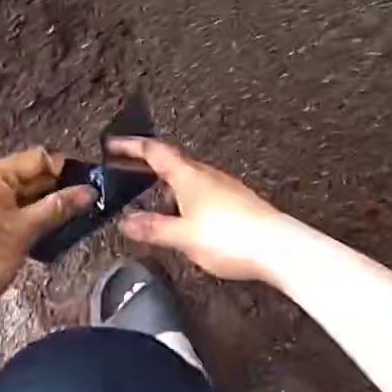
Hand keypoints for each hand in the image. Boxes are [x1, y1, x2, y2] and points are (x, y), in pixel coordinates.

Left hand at [0, 148, 94, 333]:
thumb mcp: (23, 234)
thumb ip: (58, 208)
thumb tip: (89, 191)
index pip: (39, 158)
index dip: (67, 171)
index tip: (93, 187)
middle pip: (30, 178)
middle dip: (58, 193)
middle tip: (88, 211)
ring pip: (21, 200)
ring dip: (44, 212)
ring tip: (68, 230)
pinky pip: (8, 216)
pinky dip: (27, 225)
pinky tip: (41, 243)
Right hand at [108, 138, 308, 284]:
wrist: (278, 247)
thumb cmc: (231, 237)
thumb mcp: (183, 236)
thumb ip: (153, 228)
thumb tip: (127, 221)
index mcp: (189, 176)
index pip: (155, 151)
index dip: (132, 146)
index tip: (113, 144)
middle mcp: (207, 175)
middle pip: (173, 163)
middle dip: (148, 168)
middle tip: (128, 174)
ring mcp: (224, 187)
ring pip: (189, 181)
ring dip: (168, 189)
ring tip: (153, 209)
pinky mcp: (237, 202)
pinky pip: (203, 195)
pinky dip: (186, 201)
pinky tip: (186, 222)